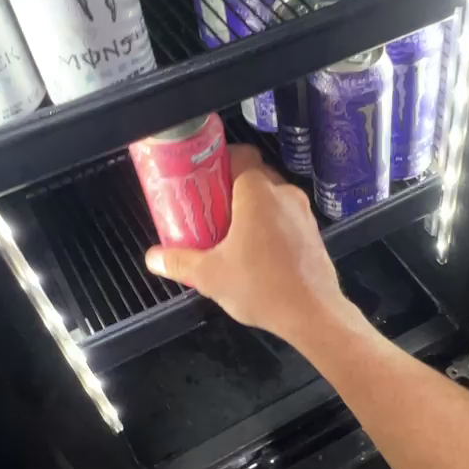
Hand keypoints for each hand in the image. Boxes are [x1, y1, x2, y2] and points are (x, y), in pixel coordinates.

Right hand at [145, 145, 362, 347]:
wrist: (313, 314)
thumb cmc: (262, 287)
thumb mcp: (210, 276)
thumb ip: (179, 262)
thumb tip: (153, 257)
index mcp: (258, 192)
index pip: (240, 154)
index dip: (220, 161)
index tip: (203, 178)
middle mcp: (285, 194)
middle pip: (255, 175)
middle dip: (232, 188)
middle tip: (210, 209)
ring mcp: (304, 214)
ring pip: (273, 198)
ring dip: (253, 209)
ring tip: (230, 232)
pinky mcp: (314, 234)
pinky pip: (287, 218)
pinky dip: (272, 225)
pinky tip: (257, 252)